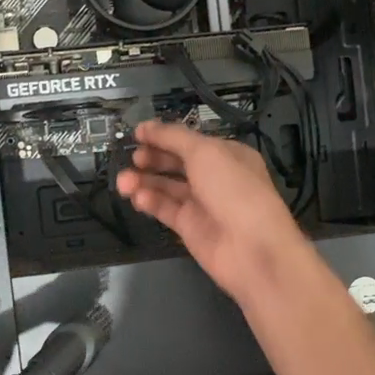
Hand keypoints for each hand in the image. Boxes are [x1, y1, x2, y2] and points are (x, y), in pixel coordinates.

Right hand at [114, 120, 314, 302]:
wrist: (251, 248)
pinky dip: (150, 202)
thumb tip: (147, 126)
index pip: (190, 141)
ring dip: (145, 181)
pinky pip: (166, 209)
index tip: (137, 134)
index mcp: (226, 154)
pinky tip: (137, 197)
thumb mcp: (206, 152)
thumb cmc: (234, 190)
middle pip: (176, 163)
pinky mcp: (190, 227)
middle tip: (133, 158)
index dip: (164, 136)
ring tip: (123, 182)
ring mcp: (202, 204)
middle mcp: (215, 177)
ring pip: (167, 187)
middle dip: (153, 158)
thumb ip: (174, 137)